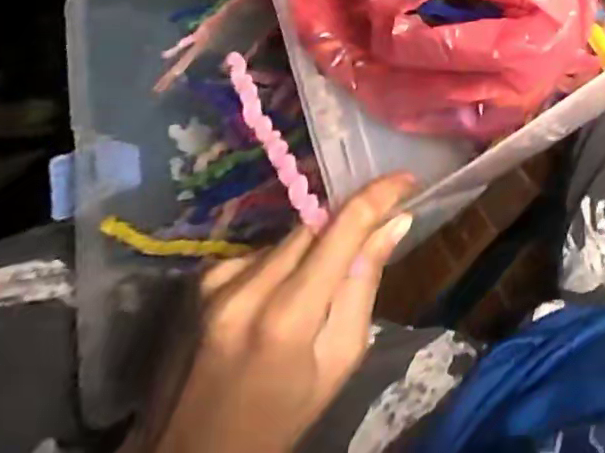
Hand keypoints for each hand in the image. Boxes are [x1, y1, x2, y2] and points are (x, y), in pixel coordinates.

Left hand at [139, 172, 418, 452]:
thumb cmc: (284, 416)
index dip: (379, 194)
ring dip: (318, 244)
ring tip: (323, 284)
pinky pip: (265, 250)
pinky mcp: (204, 280)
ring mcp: (219, 280)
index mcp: (289, 315)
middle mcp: (249, 285)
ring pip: (292, 235)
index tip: (407, 178)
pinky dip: (286, 261)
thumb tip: (396, 222)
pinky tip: (283, 296)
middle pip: (317, 225)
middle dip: (350, 221)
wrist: (197, 452)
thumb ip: (365, 284)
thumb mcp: (341, 358)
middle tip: (378, 228)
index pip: (343, 227)